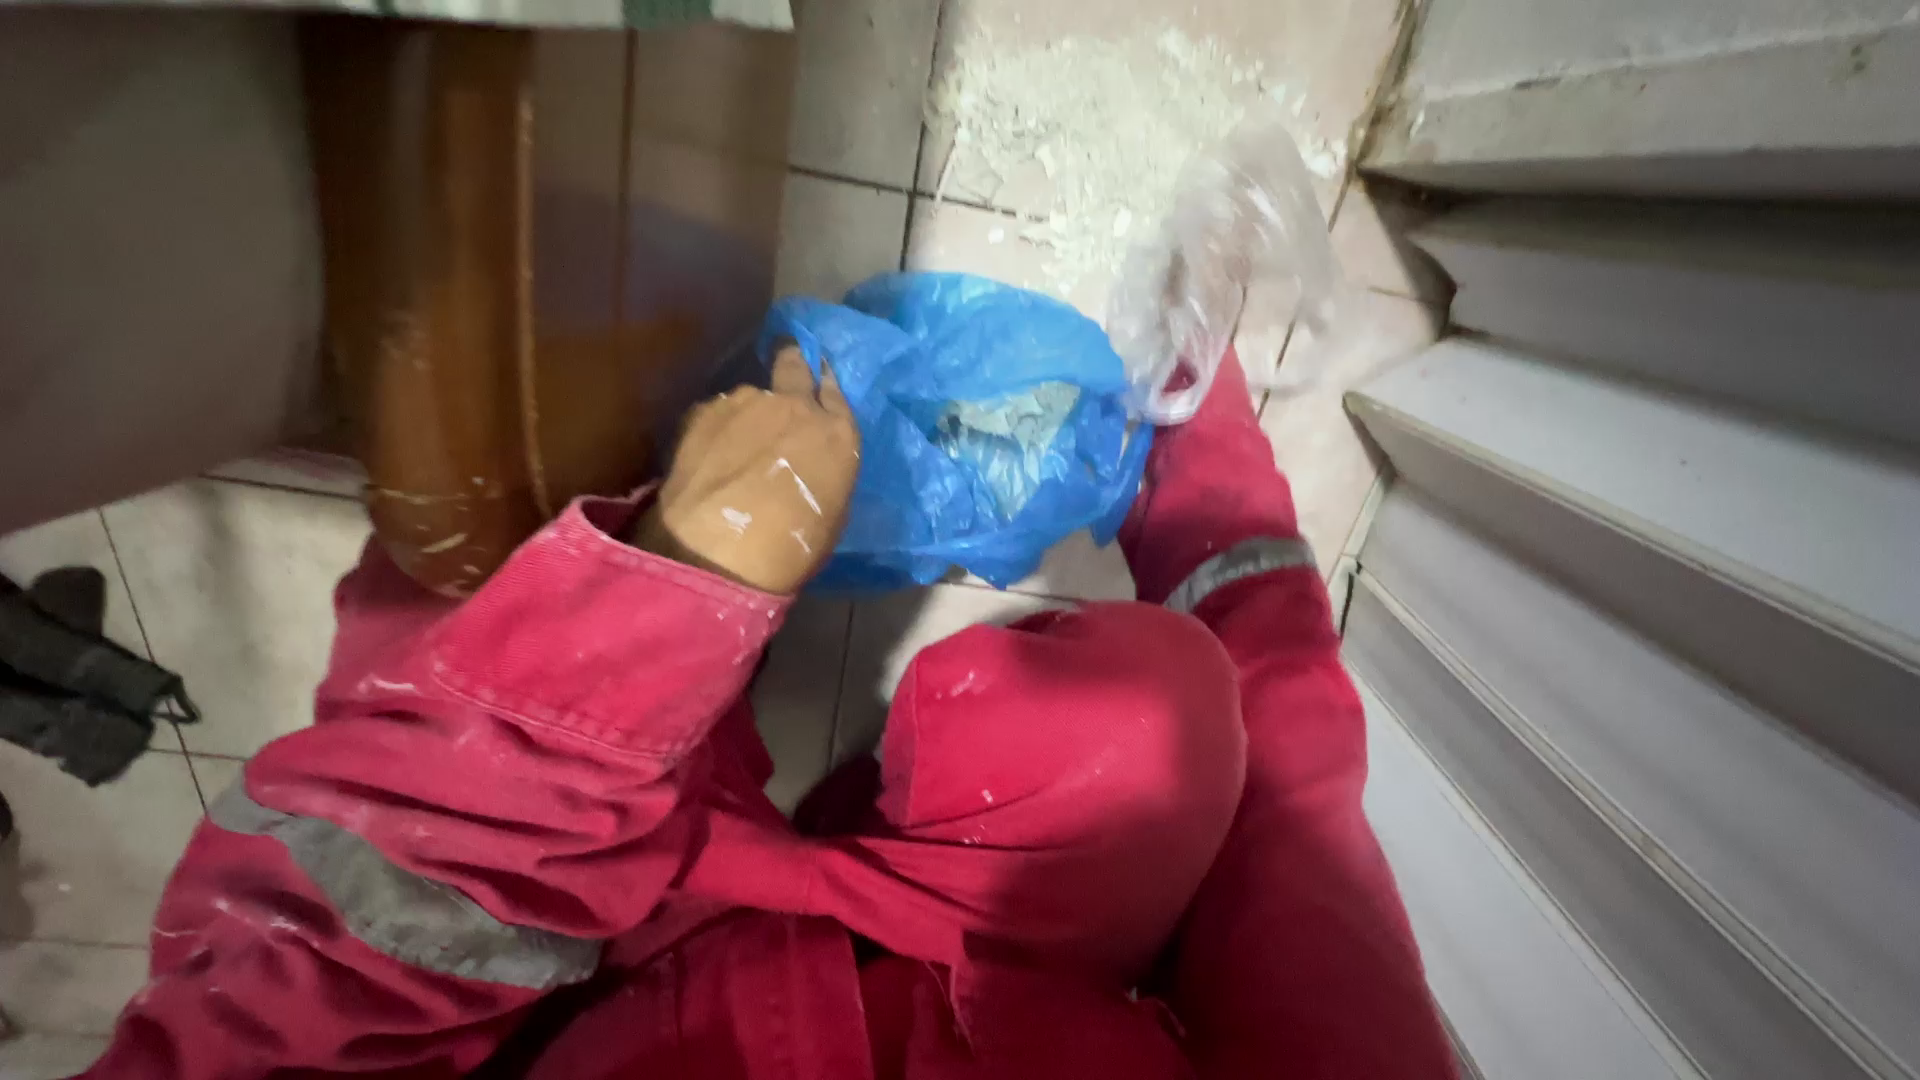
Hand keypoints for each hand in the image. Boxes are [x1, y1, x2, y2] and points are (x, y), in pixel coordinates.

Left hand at [629, 346, 858, 594]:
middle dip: (791, 364)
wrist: (720, 550)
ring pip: (751, 396)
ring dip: (749, 412)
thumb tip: (811, 464)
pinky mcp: (703, 411)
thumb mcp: (832, 513)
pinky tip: (708, 458)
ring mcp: (746, 402)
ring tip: (735, 445)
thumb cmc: (792, 547)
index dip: (825, 388)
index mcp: (837, 433)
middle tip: (782, 378)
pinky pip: (716, 413)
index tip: (817, 388)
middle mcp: (795, 406)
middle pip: (794, 365)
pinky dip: (716, 429)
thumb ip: (825, 472)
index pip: (835, 393)